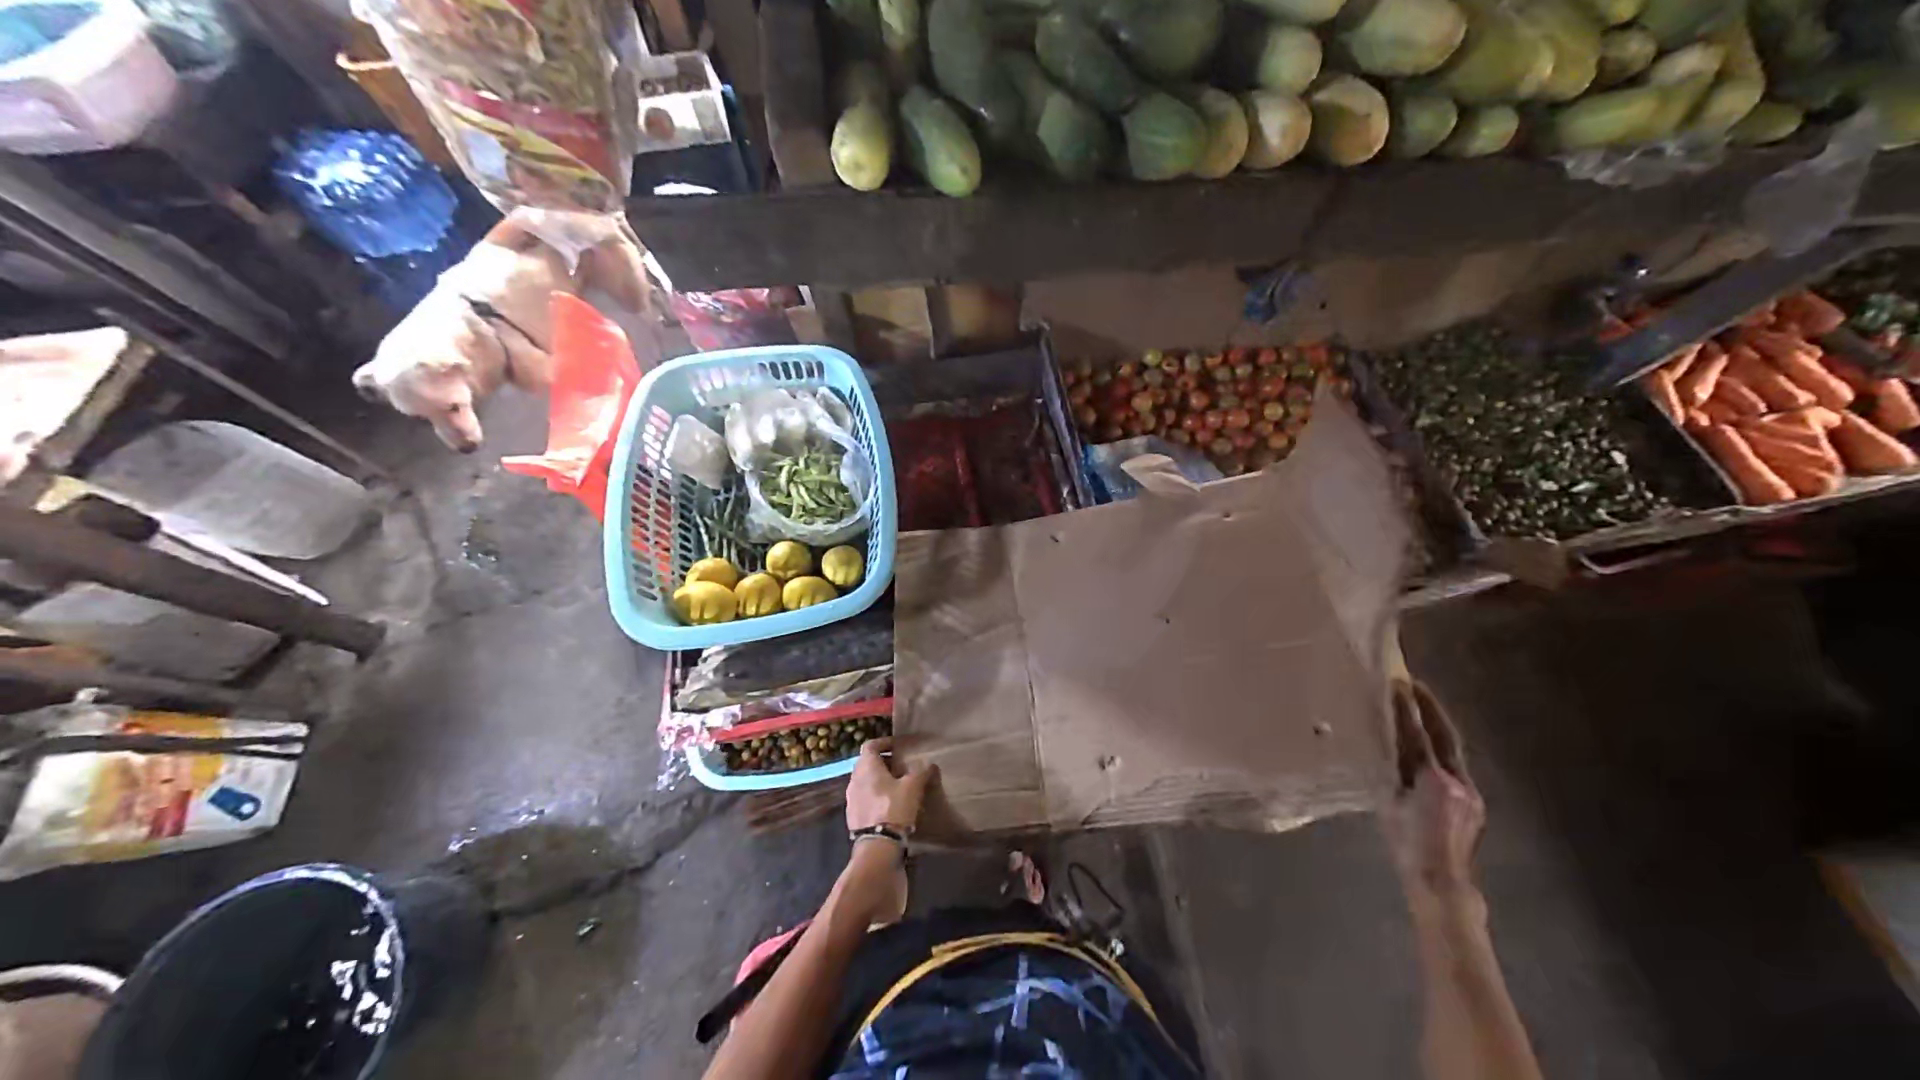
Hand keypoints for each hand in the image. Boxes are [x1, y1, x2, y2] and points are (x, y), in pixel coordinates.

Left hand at [846, 737, 935, 833]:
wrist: (877, 845)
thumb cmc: (894, 808)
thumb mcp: (913, 787)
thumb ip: (921, 772)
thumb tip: (929, 764)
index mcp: (867, 767)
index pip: (871, 745)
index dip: (885, 742)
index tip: (898, 745)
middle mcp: (855, 779)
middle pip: (867, 763)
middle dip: (884, 762)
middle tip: (901, 766)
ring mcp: (851, 798)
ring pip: (865, 781)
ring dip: (879, 780)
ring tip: (897, 786)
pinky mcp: (853, 815)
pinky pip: (864, 797)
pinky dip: (875, 795)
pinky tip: (889, 805)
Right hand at [1381, 681, 1485, 901]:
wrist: (1443, 883)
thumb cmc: (1406, 845)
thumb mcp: (1388, 804)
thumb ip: (1392, 772)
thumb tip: (1388, 746)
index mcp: (1432, 780)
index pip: (1415, 735)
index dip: (1404, 709)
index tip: (1396, 684)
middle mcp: (1457, 781)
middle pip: (1444, 736)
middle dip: (1429, 708)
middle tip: (1414, 685)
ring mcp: (1471, 792)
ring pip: (1452, 751)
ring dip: (1436, 728)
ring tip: (1421, 710)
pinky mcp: (1474, 803)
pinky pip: (1456, 768)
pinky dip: (1441, 752)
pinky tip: (1430, 750)